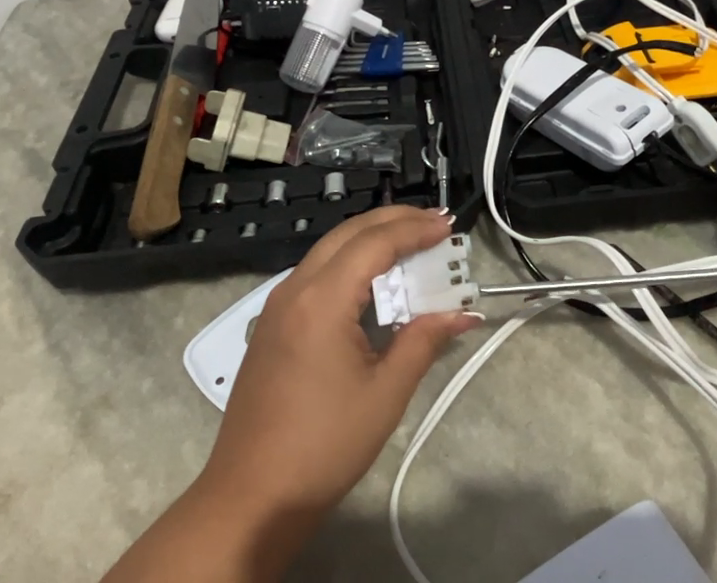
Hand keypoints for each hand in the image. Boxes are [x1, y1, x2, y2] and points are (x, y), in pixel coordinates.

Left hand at [197, 205, 479, 515]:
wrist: (252, 494)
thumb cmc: (325, 444)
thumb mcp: (386, 393)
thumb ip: (425, 341)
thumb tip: (464, 313)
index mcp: (321, 300)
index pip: (374, 243)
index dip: (414, 229)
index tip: (448, 224)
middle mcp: (294, 290)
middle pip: (347, 234)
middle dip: (393, 222)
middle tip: (434, 223)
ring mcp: (277, 307)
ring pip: (328, 251)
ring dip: (370, 240)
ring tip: (412, 244)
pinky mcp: (273, 326)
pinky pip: (315, 274)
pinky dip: (350, 263)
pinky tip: (374, 282)